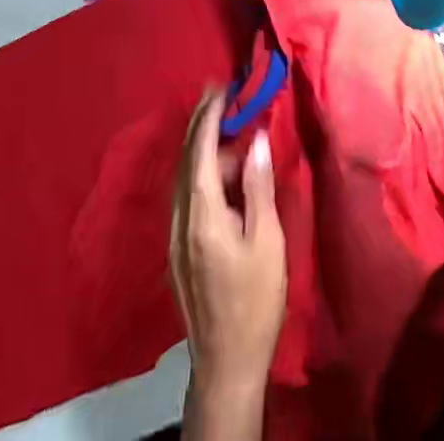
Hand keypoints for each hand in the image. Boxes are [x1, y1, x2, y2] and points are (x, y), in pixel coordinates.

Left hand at [171, 90, 286, 392]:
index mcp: (202, 215)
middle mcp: (180, 219)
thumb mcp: (267, 239)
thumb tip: (257, 140)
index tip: (221, 88)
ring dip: (202, 145)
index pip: (201, 153)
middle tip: (219, 93)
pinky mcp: (182, 246)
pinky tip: (223, 166)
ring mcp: (176, 235)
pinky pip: (189, 193)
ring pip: (185, 177)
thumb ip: (258, 187)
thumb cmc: (256, 295)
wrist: (227, 355)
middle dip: (200, 124)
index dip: (210, 118)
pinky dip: (204, 168)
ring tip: (227, 121)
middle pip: (186, 161)